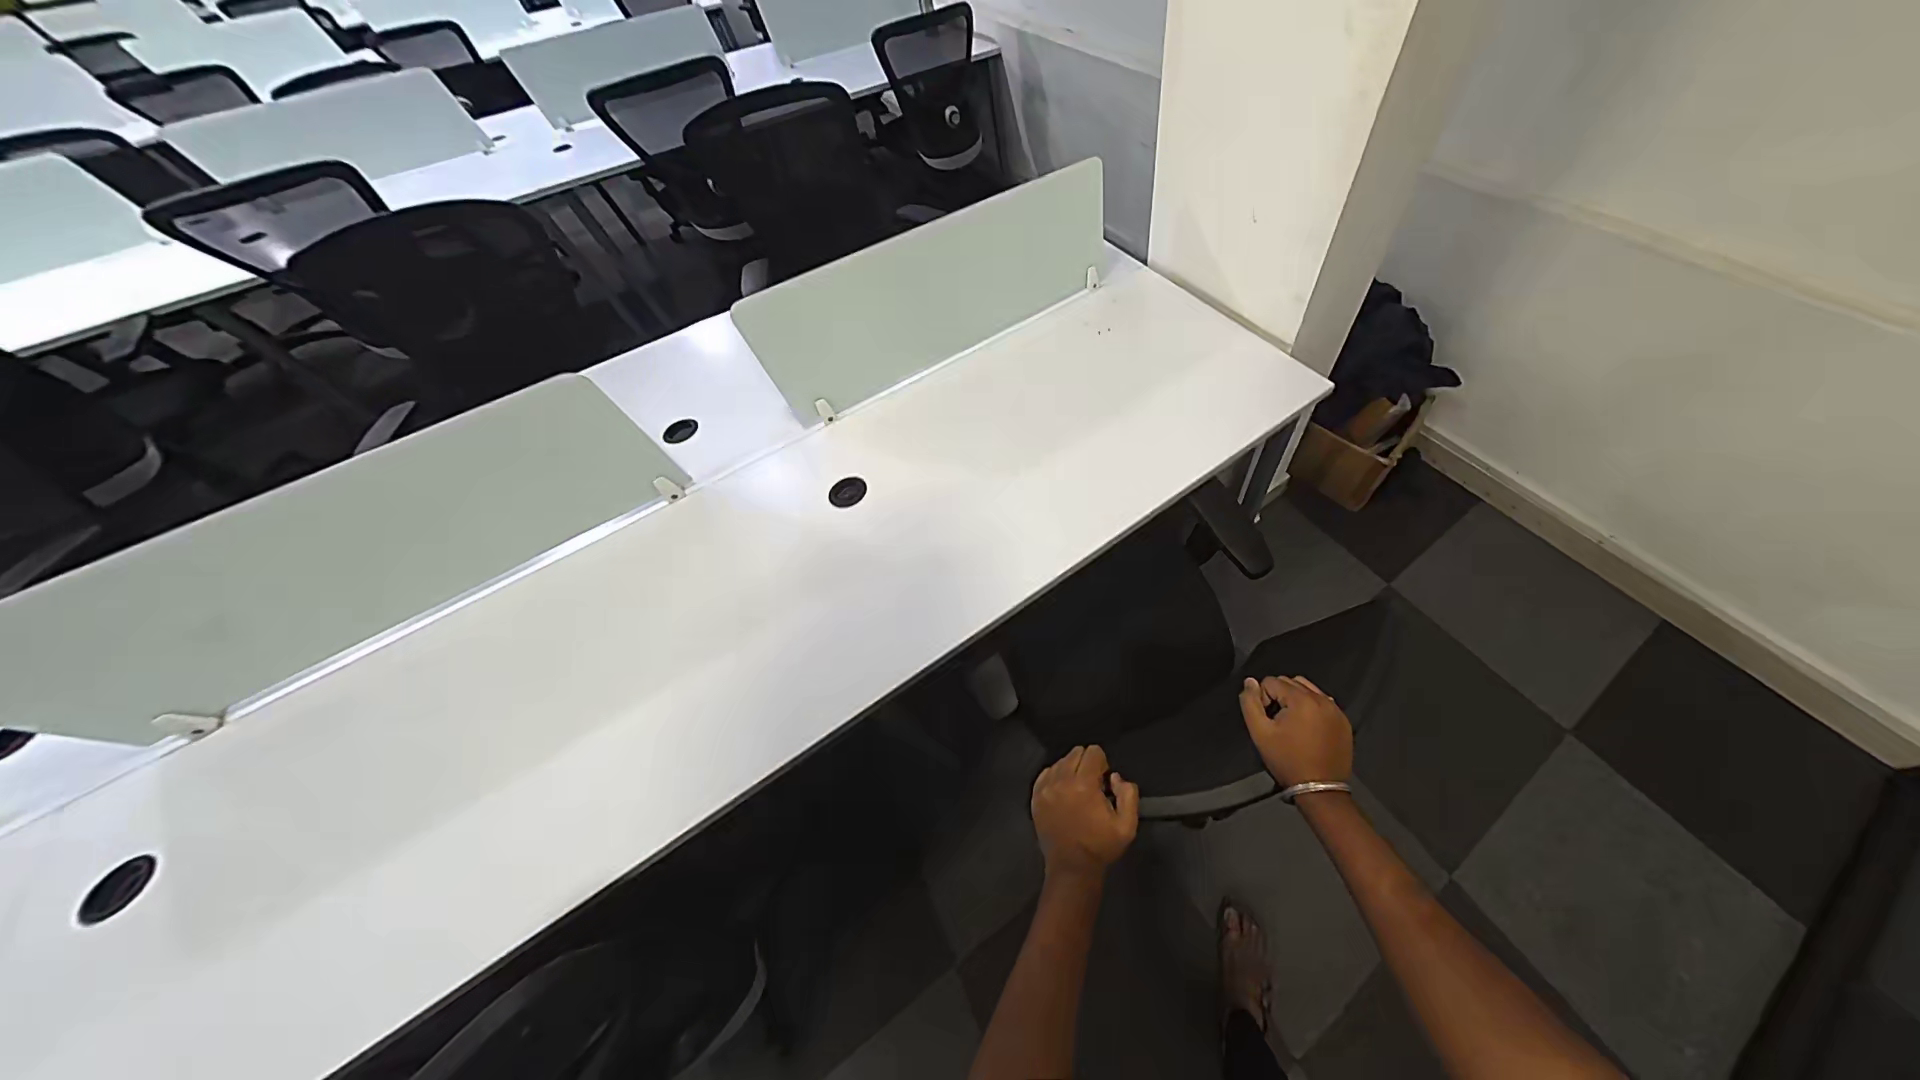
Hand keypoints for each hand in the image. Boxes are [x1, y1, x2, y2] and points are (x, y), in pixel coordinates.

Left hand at [1031, 745, 1138, 878]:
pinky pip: (1046, 773)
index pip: (1093, 752)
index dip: (1103, 763)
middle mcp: (1061, 781)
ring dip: (1071, 769)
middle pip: (1076, 753)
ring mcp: (1045, 788)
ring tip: (1077, 790)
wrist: (1071, 867)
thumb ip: (1128, 794)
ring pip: (1060, 762)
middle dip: (1087, 763)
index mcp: (1084, 785)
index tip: (1104, 781)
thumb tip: (1115, 776)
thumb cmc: (1101, 847)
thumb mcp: (1127, 825)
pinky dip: (1056, 776)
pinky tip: (1063, 791)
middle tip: (1092, 786)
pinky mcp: (1036, 797)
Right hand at [1239, 676, 1352, 788]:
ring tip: (1291, 721)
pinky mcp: (1344, 721)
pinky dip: (1312, 706)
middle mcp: (1322, 700)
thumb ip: (1250, 703)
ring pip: (1308, 688)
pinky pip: (1323, 702)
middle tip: (1276, 720)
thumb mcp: (1260, 732)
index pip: (1271, 681)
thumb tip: (1250, 682)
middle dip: (1279, 695)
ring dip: (1295, 698)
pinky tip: (1307, 726)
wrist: (1320, 789)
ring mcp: (1336, 710)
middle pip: (1291, 681)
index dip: (1262, 698)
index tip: (1267, 719)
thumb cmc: (1287, 760)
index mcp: (1302, 700)